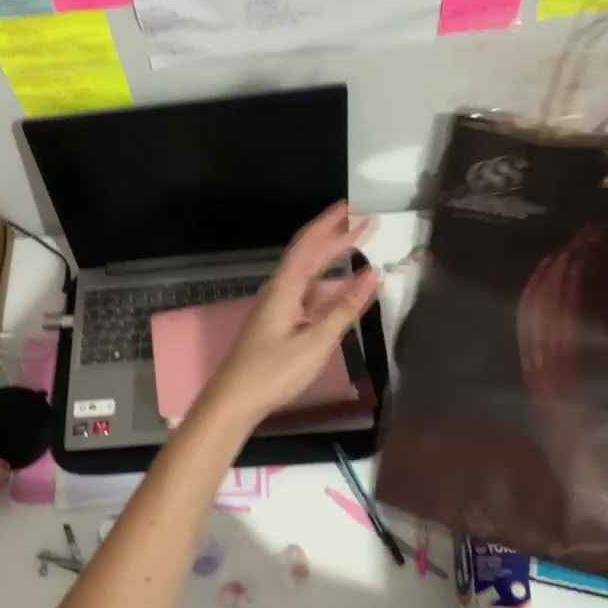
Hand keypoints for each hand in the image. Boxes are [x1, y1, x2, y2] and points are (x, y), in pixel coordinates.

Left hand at [198, 203, 380, 425]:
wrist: (235, 399)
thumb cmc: (274, 371)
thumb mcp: (316, 342)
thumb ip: (345, 309)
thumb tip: (372, 276)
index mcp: (285, 287)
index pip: (311, 244)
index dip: (333, 225)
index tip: (357, 209)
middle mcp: (279, 289)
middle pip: (308, 253)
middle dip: (335, 236)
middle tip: (363, 221)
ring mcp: (277, 306)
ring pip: (308, 274)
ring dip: (332, 260)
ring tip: (358, 249)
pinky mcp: (278, 322)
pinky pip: (307, 293)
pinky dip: (327, 285)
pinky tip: (342, 290)